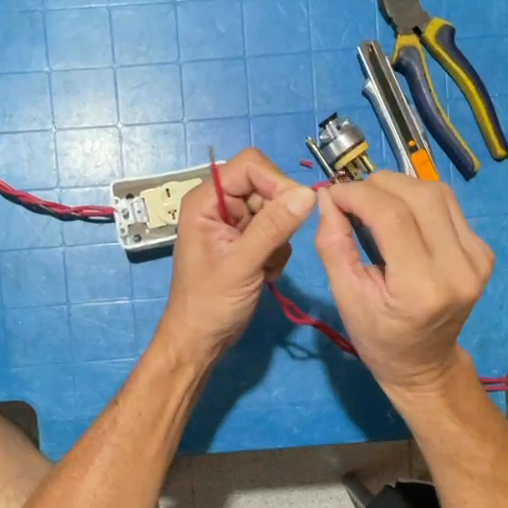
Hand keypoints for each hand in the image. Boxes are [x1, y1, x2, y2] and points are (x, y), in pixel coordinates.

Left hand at [157, 149, 315, 362]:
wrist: (200, 341)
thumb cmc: (210, 305)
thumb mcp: (242, 265)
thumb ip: (273, 228)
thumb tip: (308, 194)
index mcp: (206, 201)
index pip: (250, 166)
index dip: (276, 182)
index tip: (296, 209)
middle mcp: (219, 206)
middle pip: (266, 186)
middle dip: (278, 217)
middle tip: (272, 248)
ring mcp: (233, 225)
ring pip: (275, 211)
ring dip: (278, 239)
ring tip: (262, 267)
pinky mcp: (246, 243)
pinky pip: (275, 232)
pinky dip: (276, 253)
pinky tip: (263, 274)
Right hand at [312, 172, 493, 396]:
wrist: (424, 365)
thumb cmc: (378, 337)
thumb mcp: (345, 297)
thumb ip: (333, 246)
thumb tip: (327, 198)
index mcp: (421, 287)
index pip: (392, 216)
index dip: (358, 195)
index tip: (332, 194)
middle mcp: (458, 268)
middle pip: (420, 196)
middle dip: (378, 185)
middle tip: (351, 196)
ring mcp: (477, 259)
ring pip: (438, 194)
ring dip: (399, 187)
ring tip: (373, 201)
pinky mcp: (483, 252)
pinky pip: (449, 208)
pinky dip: (418, 202)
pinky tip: (400, 217)